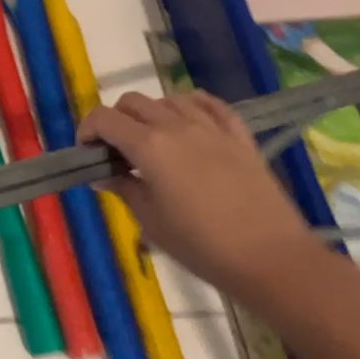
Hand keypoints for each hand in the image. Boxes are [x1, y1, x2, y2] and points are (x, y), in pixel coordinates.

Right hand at [79, 91, 320, 295]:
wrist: (272, 259)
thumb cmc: (203, 246)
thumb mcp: (152, 222)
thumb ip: (123, 189)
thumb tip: (103, 174)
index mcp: (148, 145)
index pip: (104, 118)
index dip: (88, 129)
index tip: (87, 151)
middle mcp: (175, 125)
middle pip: (132, 102)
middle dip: (116, 120)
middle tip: (117, 150)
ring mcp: (210, 126)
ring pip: (168, 99)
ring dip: (152, 113)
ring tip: (153, 140)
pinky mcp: (239, 135)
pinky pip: (210, 104)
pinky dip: (192, 105)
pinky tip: (189, 118)